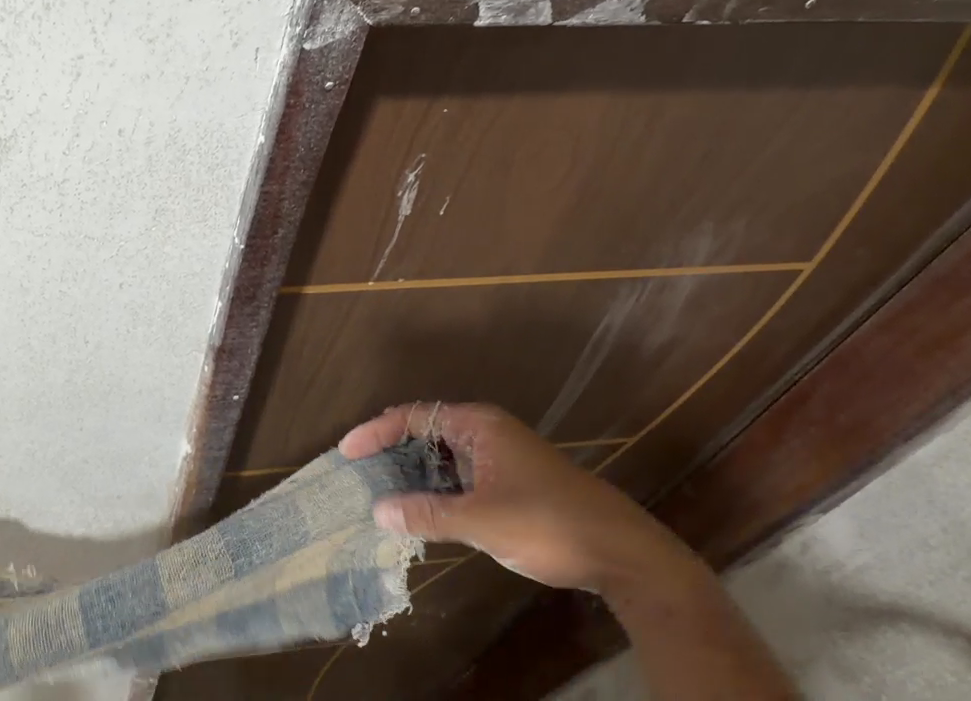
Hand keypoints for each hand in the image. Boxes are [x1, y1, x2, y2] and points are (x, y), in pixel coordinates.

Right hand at [339, 402, 697, 595]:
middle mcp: (489, 433)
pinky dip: (438, 488)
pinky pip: (462, 475)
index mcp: (479, 426)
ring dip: (415, 473)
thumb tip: (377, 510)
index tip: (346, 452)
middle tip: (360, 473)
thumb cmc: (549, 524)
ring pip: (446, 457)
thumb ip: (426, 514)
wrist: (624, 554)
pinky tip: (426, 511)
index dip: (376, 431)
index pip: (413, 416)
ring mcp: (504, 457)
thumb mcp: (481, 521)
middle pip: (427, 431)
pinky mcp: (515, 482)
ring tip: (384, 493)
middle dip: (392, 450)